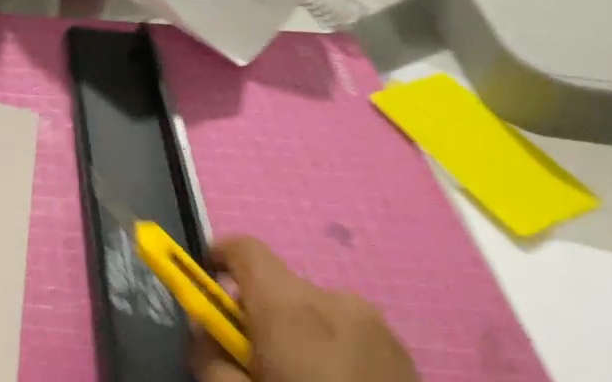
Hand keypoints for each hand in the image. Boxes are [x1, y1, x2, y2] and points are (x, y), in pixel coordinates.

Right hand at [191, 237, 417, 381]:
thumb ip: (211, 359)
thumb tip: (206, 331)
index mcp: (290, 306)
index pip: (244, 249)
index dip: (218, 260)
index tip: (205, 290)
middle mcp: (334, 300)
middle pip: (279, 286)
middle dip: (258, 315)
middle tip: (253, 363)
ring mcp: (377, 328)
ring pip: (316, 313)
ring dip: (298, 337)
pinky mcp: (406, 357)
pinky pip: (350, 336)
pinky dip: (332, 354)